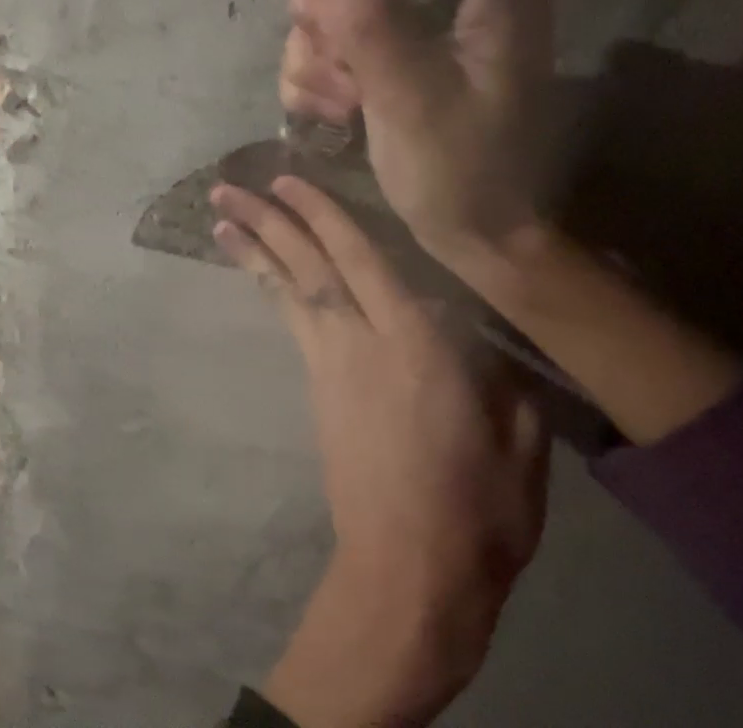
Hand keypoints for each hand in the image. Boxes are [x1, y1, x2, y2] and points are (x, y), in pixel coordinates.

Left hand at [212, 176, 549, 725]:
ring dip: (256, 251)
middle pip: (308, 267)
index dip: (324, 214)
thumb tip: (483, 320)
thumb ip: (498, 365)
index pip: (363, 258)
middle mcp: (362, 342)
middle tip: (226, 188)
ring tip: (222, 218)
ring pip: (290, 292)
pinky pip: (293, 324)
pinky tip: (262, 274)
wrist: (410, 564)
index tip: (289, 178)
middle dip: (267, 221)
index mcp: (418, 342)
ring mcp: (331, 368)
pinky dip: (274, 289)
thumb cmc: (480, 503)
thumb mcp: (520, 432)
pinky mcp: (317, 394)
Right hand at [278, 0, 553, 263]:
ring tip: (337, 103)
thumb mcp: (411, 98)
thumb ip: (368, 21)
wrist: (473, 234)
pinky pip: (328, 36)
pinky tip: (330, 113)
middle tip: (336, 55)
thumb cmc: (463, 171)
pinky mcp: (389, 52)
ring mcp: (419, 21)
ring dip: (316, 47)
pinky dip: (315, 73)